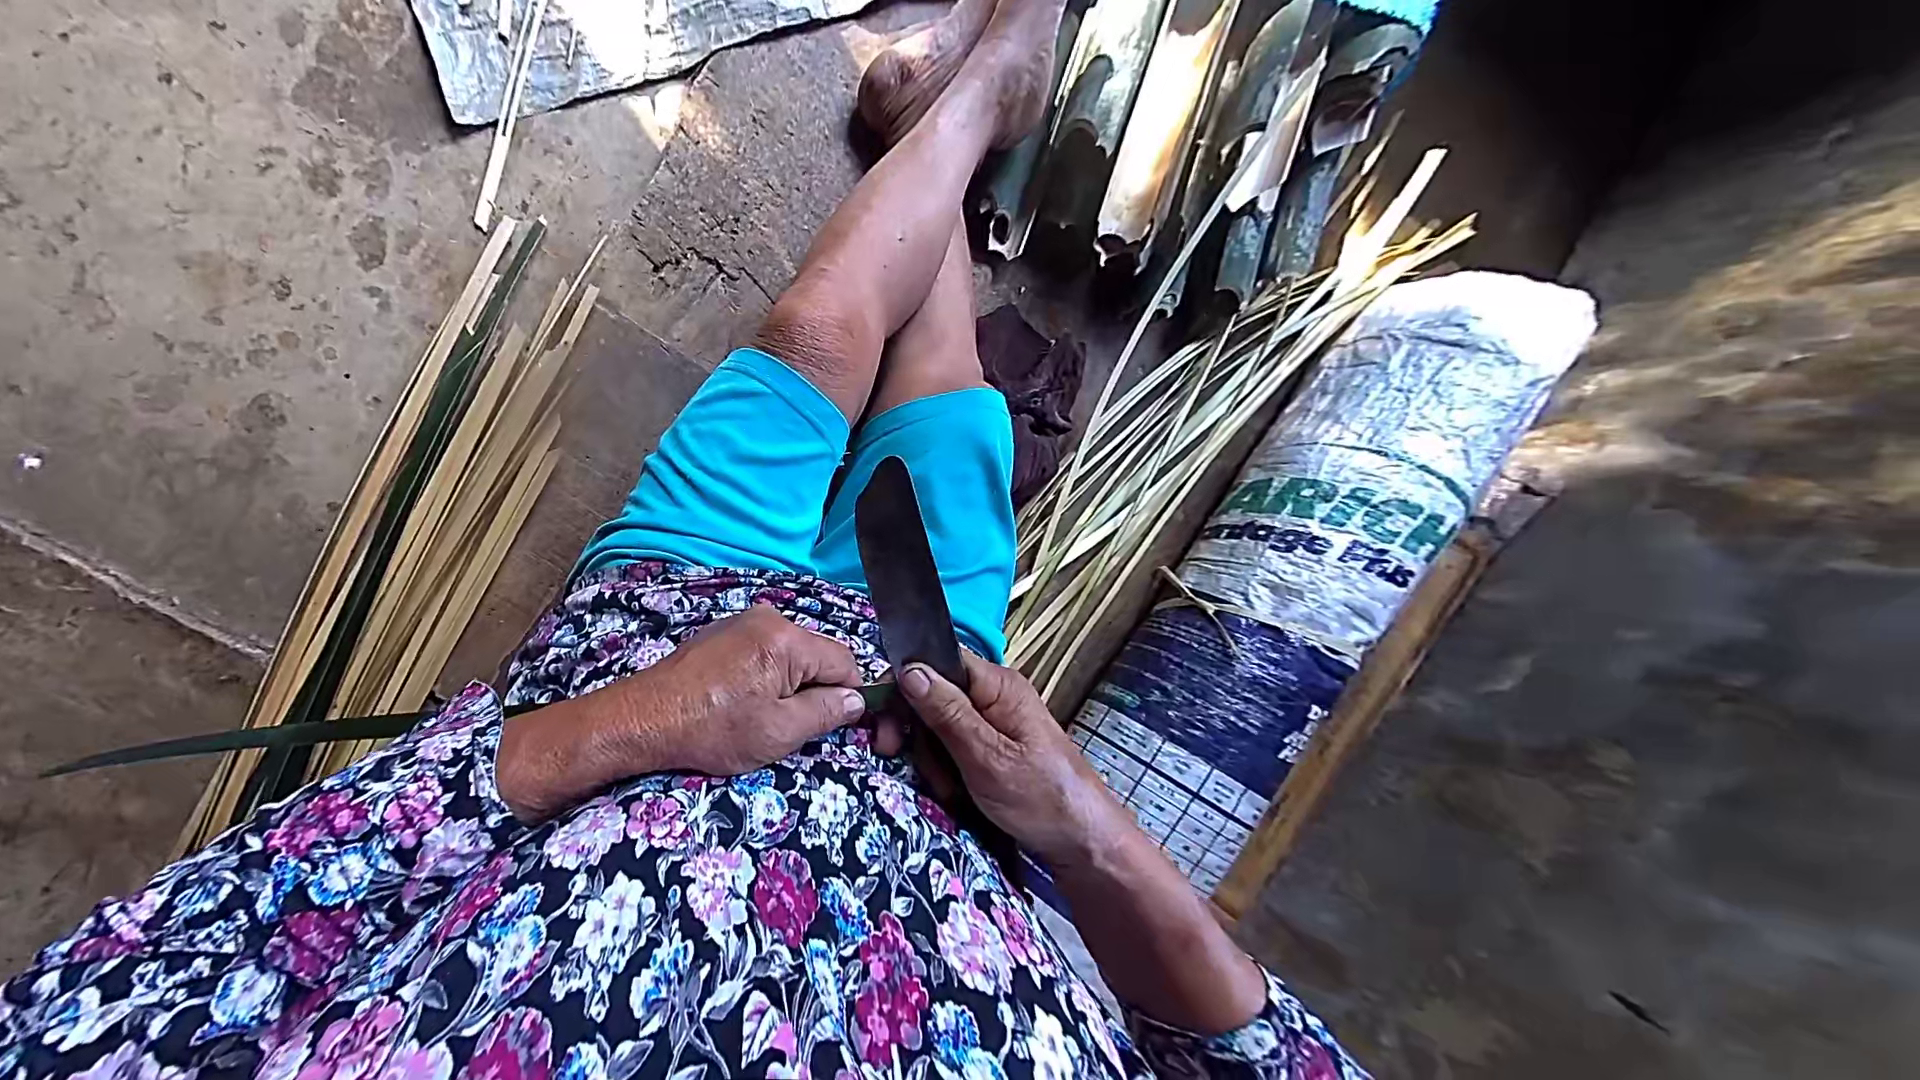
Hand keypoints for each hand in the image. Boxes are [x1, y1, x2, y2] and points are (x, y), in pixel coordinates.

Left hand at [498, 605, 866, 821]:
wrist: (639, 720)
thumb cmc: (710, 730)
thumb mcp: (779, 732)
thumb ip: (827, 712)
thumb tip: (857, 701)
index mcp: (787, 638)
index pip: (845, 662)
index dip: (849, 695)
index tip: (837, 723)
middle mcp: (769, 618)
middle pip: (819, 655)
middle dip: (816, 689)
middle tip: (793, 724)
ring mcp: (744, 621)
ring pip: (793, 654)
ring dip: (791, 683)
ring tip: (762, 714)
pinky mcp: (725, 631)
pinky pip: (767, 650)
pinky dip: (768, 675)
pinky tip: (743, 700)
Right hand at [897, 652, 1133, 868]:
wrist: (1084, 844)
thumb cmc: (1042, 800)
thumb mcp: (987, 758)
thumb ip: (947, 714)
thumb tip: (909, 669)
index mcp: (998, 685)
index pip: (939, 662)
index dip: (907, 688)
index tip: (887, 729)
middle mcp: (995, 694)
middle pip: (934, 695)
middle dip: (919, 734)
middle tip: (916, 769)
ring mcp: (994, 722)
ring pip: (940, 725)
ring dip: (934, 759)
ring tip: (949, 790)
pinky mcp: (993, 746)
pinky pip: (955, 745)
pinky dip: (947, 769)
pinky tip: (954, 793)